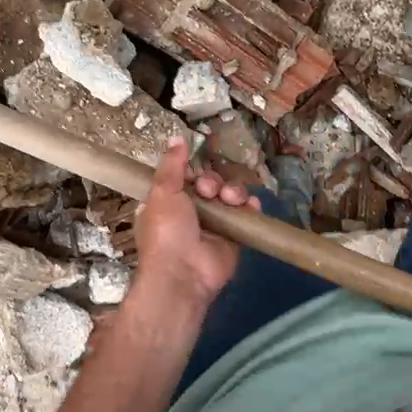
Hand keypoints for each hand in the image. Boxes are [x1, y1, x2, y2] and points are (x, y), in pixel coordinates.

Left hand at [129, 137, 259, 314]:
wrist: (184, 274)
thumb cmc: (166, 232)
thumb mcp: (162, 193)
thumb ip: (172, 165)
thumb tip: (177, 138)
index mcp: (169, 203)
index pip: (186, 178)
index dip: (192, 172)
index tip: (193, 173)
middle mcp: (191, 213)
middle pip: (210, 183)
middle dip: (212, 182)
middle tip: (208, 191)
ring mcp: (214, 225)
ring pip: (229, 195)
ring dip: (232, 191)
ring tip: (228, 200)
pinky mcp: (234, 236)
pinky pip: (245, 214)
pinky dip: (249, 207)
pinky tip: (248, 206)